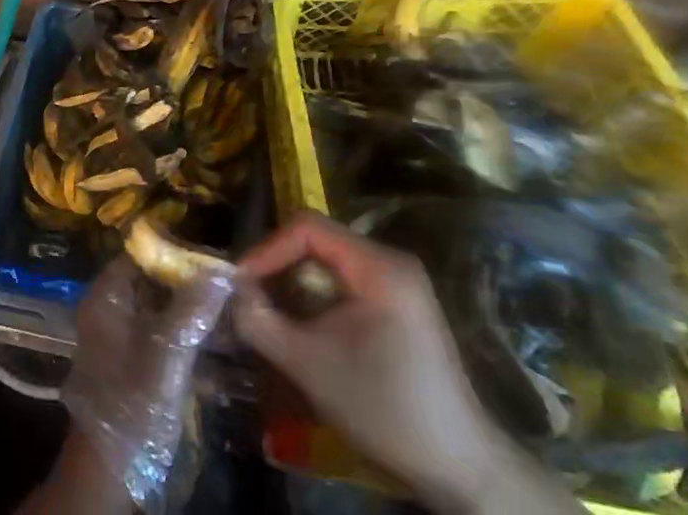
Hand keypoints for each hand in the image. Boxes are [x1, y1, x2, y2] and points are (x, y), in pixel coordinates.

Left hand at [49, 256, 231, 510]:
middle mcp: (113, 309)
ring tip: (235, 307)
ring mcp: (124, 335)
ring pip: (166, 306)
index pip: (144, 253)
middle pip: (157, 278)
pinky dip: (191, 332)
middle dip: (195, 280)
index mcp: (108, 298)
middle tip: (234, 281)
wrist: (108, 475)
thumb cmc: (131, 406)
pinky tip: (223, 339)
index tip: (217, 255)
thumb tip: (223, 267)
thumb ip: (193, 308)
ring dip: (198, 307)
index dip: (180, 250)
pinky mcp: (137, 360)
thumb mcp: (167, 353)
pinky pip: (167, 331)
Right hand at [235, 214, 581, 514]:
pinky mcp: (401, 305)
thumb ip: (263, 323)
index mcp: (378, 264)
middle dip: (279, 268)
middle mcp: (392, 261)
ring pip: (332, 264)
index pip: (309, 227)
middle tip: (248, 300)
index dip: (267, 249)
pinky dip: (319, 299)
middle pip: (321, 242)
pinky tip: (304, 330)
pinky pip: (349, 284)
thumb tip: (232, 293)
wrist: (455, 460)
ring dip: (296, 286)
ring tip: (269, 316)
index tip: (238, 283)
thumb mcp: (311, 365)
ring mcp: (400, 283)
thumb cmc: (382, 406)